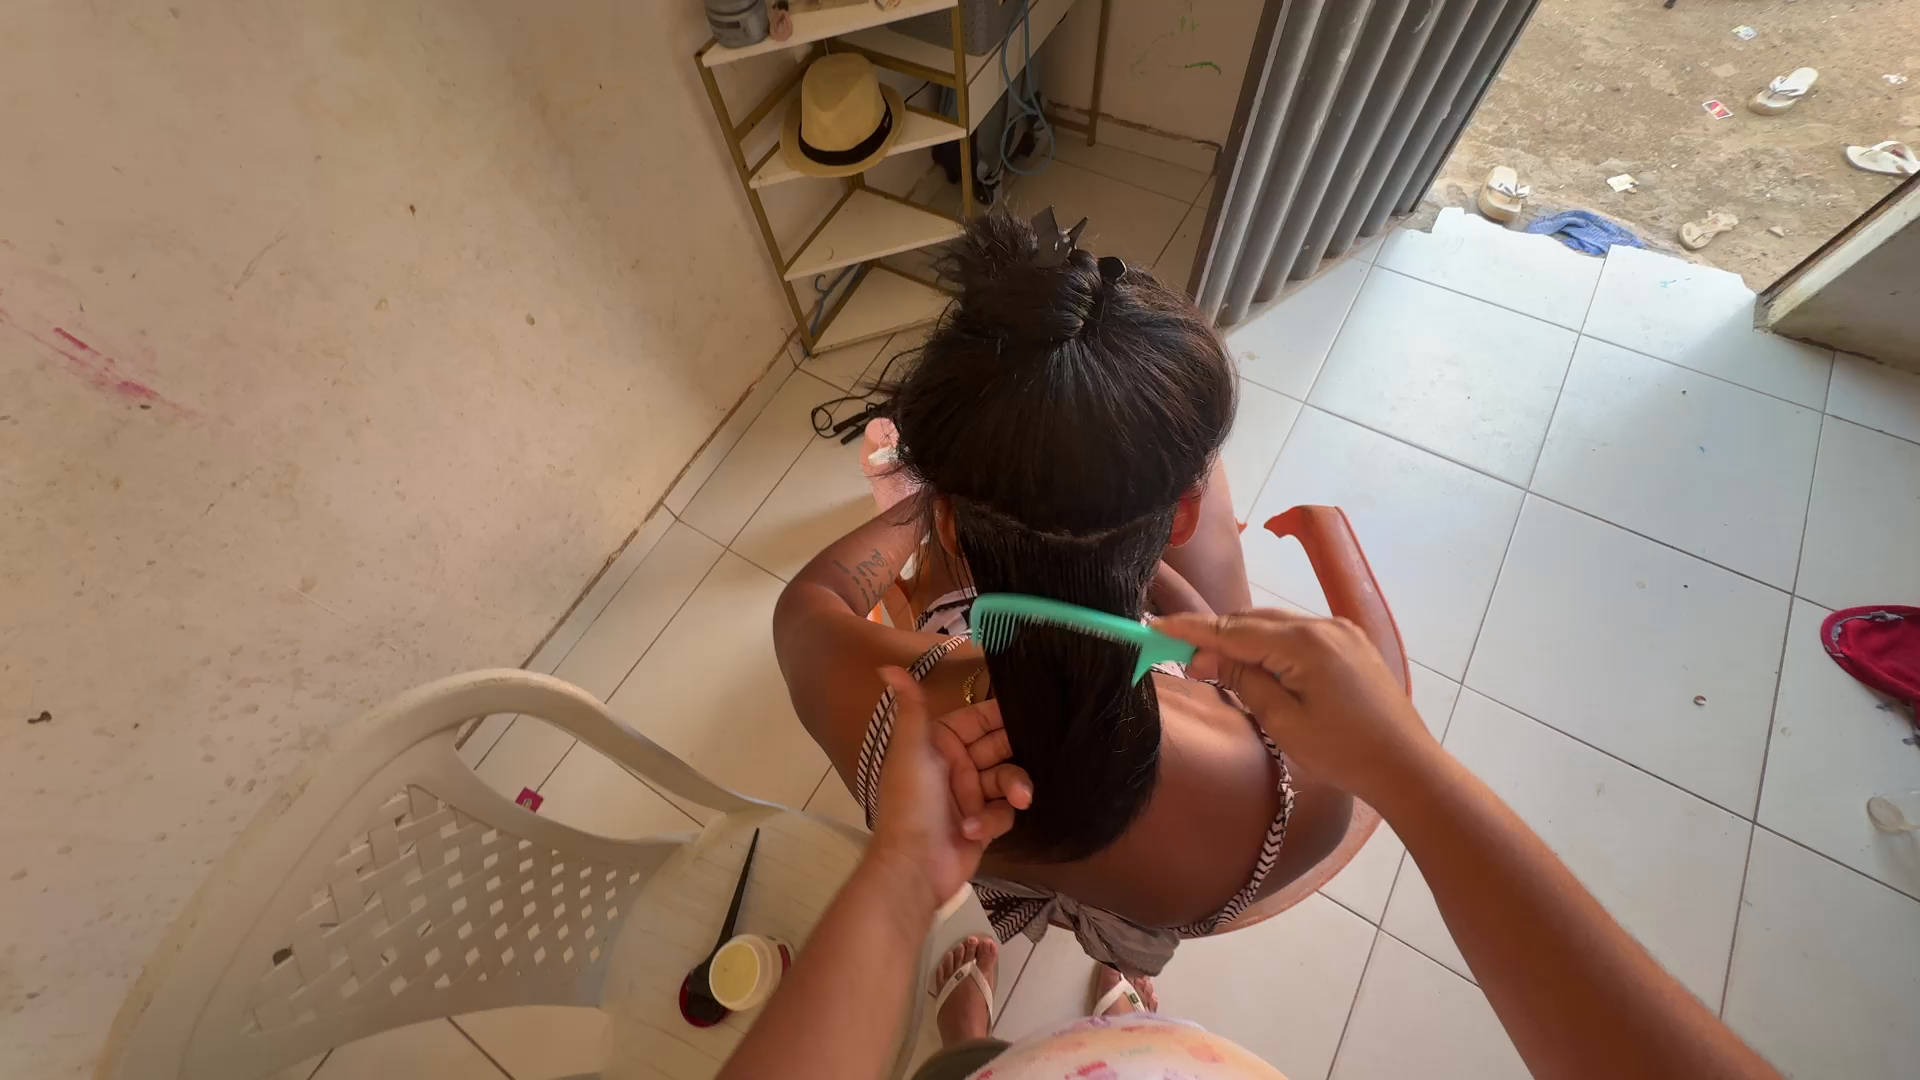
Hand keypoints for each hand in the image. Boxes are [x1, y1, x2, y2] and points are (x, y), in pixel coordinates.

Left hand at [868, 668, 1032, 910]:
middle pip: (1000, 748)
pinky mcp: (982, 823)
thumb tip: (886, 666)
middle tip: (1039, 751)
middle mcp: (957, 764)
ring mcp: (970, 794)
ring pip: (1008, 779)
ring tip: (1017, 799)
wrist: (912, 866)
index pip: (979, 719)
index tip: (1033, 707)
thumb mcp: (911, 748)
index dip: (1002, 714)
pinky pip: (1002, 812)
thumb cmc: (911, 801)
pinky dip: (991, 820)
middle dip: (1015, 753)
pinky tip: (972, 829)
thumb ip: (911, 706)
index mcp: (940, 742)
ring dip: (1012, 788)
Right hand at [1156, 609, 1437, 806]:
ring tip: (1220, 667)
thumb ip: (1240, 679)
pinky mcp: (1349, 641)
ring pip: (1273, 624)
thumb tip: (1201, 656)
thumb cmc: (1341, 752)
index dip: (1189, 628)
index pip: (1231, 629)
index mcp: (1303, 643)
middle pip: (1251, 620)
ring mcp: (1339, 629)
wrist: (1408, 768)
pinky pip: (1295, 632)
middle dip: (1215, 636)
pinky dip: (1269, 643)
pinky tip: (1260, 665)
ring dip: (1242, 640)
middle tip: (1186, 662)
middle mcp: (1321, 624)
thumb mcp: (1281, 720)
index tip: (1153, 626)